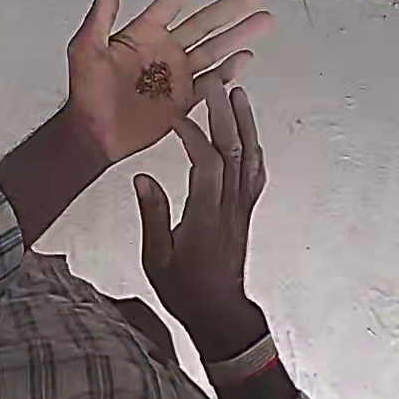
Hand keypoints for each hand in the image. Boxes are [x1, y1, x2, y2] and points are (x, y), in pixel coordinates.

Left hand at [64, 0, 271, 163]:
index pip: (176, 1)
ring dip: (239, 34)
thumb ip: (101, 13)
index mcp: (144, 34)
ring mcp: (176, 75)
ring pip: (214, 49)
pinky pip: (211, 82)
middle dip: (231, 8)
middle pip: (204, 22)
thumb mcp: (87, 47)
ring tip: (264, 20)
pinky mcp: (183, 100)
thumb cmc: (85, 91)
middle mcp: (164, 50)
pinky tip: (246, 57)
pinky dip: (230, 71)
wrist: (94, 133)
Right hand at [134, 82, 269, 359]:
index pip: (206, 164)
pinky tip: (249, 132)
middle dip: (224, 114)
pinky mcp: (247, 210)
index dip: (194, 135)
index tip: (176, 117)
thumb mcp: (156, 257)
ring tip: (238, 94)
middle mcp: (229, 205)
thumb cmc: (185, 288)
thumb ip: (152, 214)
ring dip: (245, 123)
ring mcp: (242, 207)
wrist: (220, 314)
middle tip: (215, 85)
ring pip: (249, 157)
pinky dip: (253, 147)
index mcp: (205, 214)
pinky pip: (256, 173)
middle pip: (232, 151)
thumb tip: (143, 176)